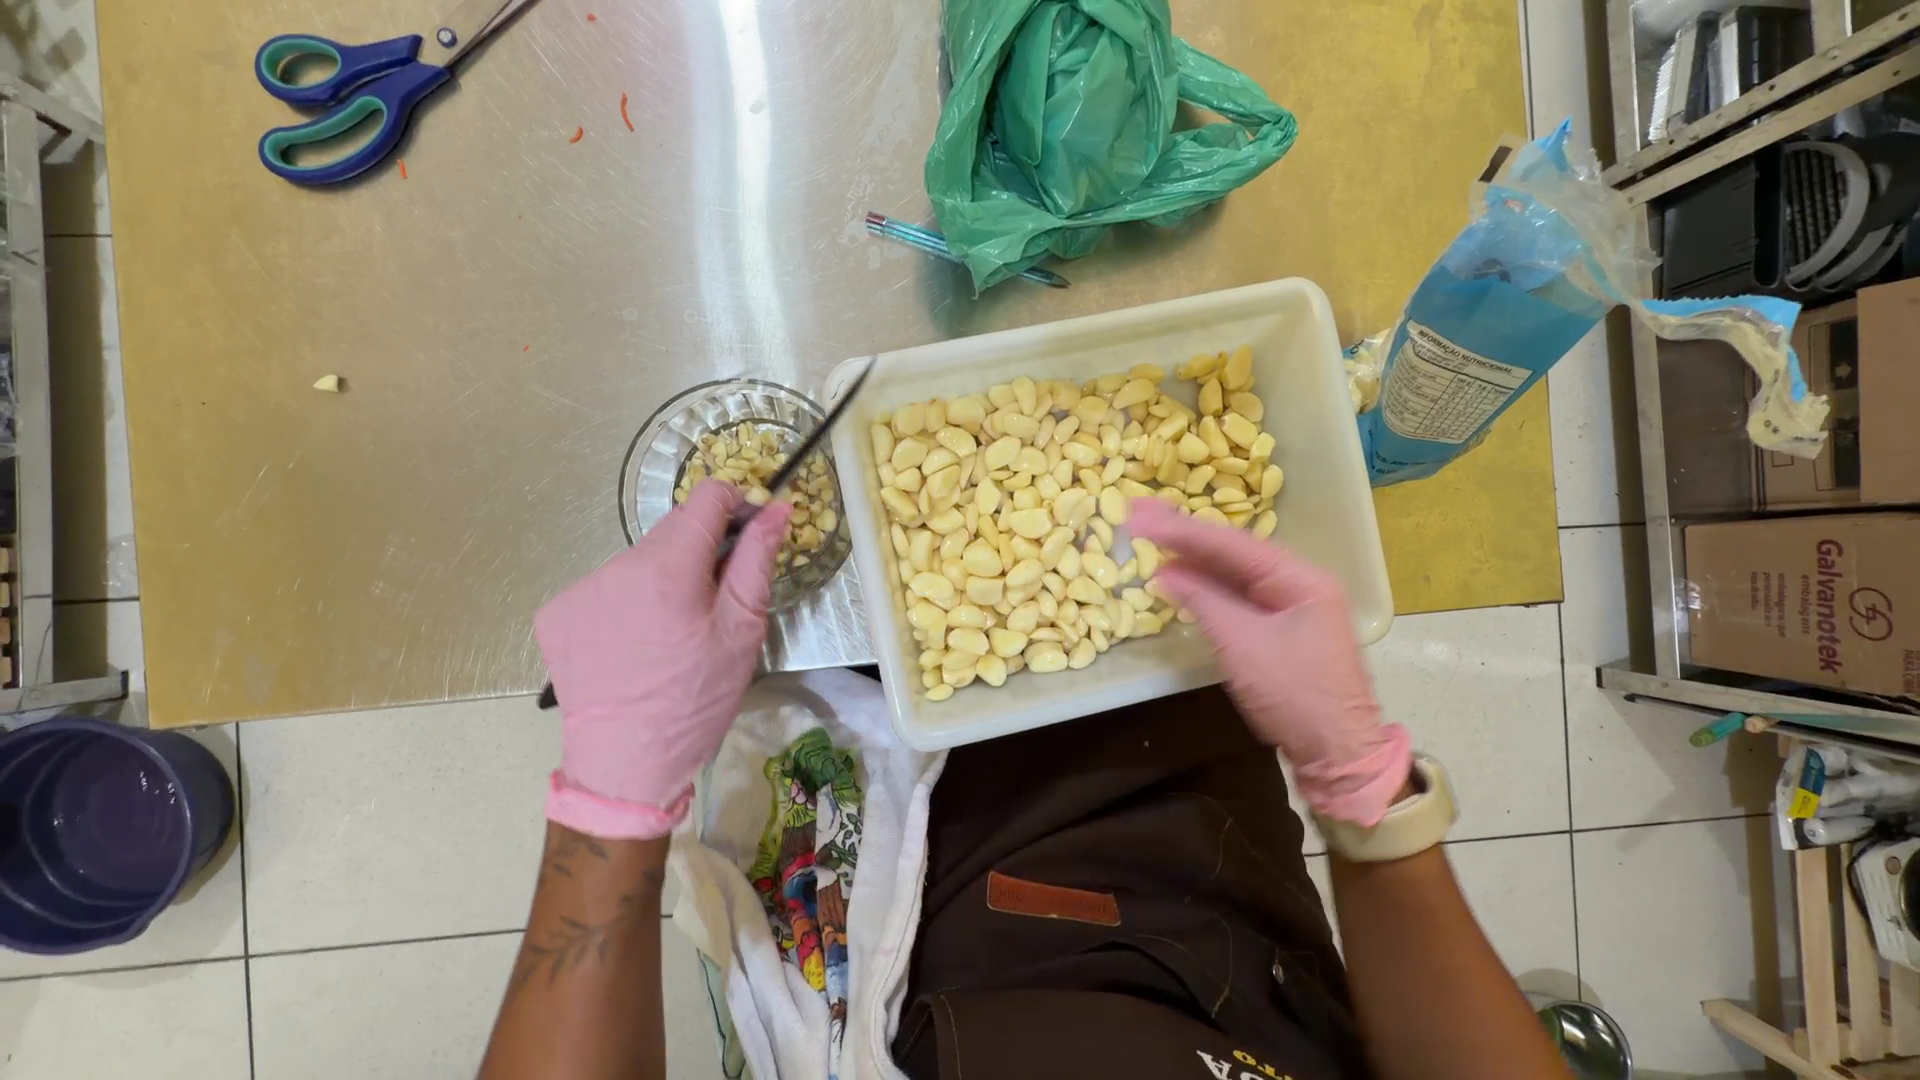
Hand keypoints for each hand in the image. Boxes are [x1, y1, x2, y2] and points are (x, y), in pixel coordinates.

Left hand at [534, 481, 792, 838]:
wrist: (624, 767)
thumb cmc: (696, 701)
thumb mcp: (742, 631)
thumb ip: (757, 561)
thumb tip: (776, 508)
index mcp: (666, 568)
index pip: (706, 498)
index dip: (736, 506)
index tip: (748, 536)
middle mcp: (614, 567)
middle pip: (672, 532)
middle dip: (701, 553)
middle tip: (715, 603)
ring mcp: (578, 590)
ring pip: (639, 561)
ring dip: (664, 578)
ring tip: (672, 632)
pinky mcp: (556, 614)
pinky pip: (607, 588)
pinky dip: (629, 602)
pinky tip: (636, 643)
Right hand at [1128, 497, 1409, 825]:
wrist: (1339, 753)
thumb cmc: (1295, 695)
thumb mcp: (1242, 645)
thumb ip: (1203, 601)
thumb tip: (1165, 572)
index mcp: (1300, 578)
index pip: (1232, 544)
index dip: (1183, 530)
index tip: (1142, 517)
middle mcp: (1298, 583)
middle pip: (1232, 552)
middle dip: (1184, 535)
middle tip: (1138, 514)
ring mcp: (1289, 607)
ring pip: (1233, 573)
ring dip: (1191, 558)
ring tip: (1149, 536)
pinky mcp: (1279, 630)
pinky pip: (1236, 597)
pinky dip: (1205, 587)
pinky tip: (1177, 576)